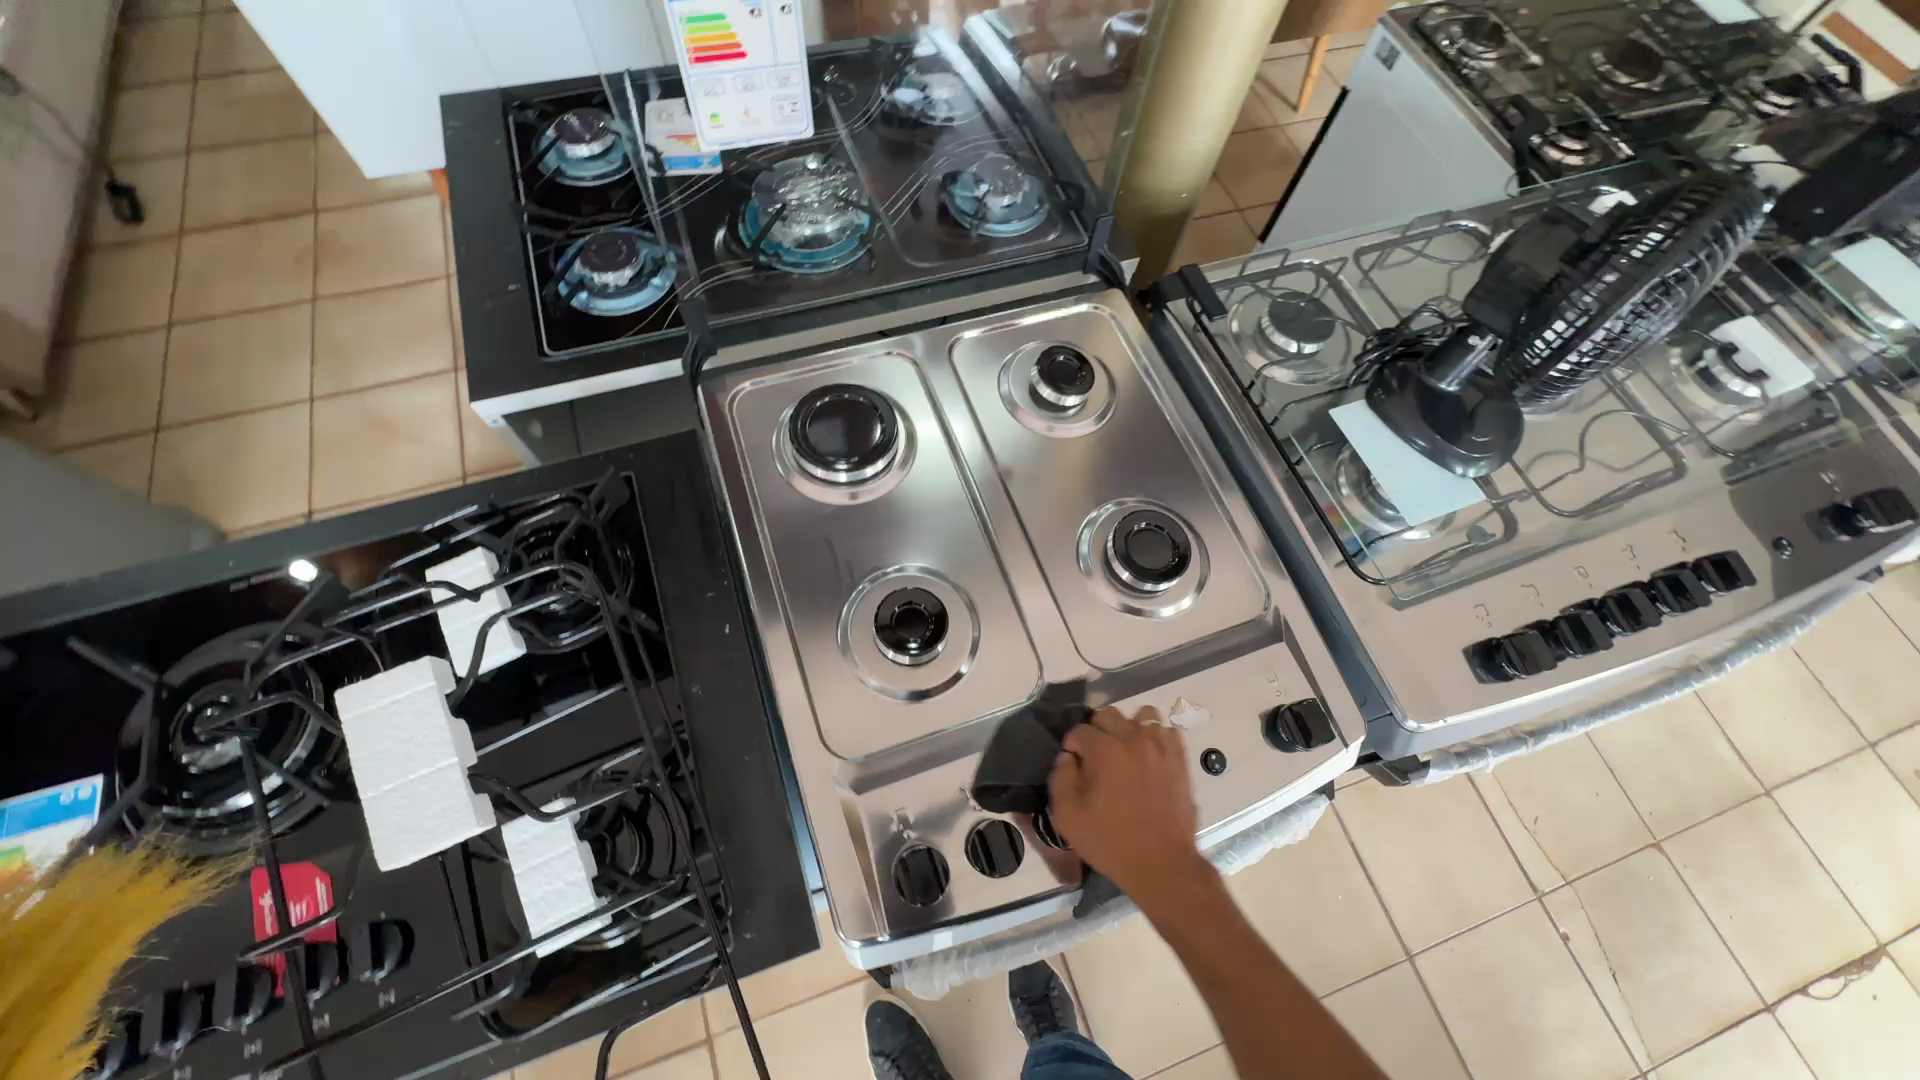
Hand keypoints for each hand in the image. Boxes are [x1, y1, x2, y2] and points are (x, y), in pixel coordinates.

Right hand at [1047, 706, 1210, 904]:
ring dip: (1129, 728)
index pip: (1079, 730)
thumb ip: (1060, 779)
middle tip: (1095, 758)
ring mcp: (1161, 747)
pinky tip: (1149, 757)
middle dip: (1096, 731)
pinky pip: (1168, 732)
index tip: (1072, 765)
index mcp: (1104, 750)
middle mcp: (1133, 739)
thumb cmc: (1111, 842)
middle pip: (1109, 715)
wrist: (1162, 864)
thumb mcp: (1068, 817)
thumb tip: (1066, 758)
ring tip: (1125, 751)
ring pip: (1142, 715)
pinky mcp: (1180, 760)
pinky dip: (1156, 738)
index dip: (1071, 745)